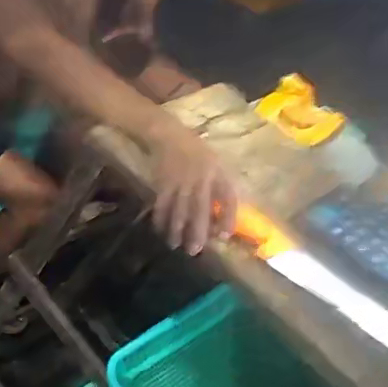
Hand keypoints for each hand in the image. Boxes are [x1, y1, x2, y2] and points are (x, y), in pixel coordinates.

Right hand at [148, 125, 237, 255]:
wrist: (169, 135)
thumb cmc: (196, 150)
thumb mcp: (216, 163)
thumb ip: (220, 185)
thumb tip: (221, 214)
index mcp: (218, 173)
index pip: (228, 198)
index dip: (228, 217)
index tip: (224, 236)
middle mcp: (201, 179)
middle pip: (200, 209)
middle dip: (197, 230)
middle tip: (194, 251)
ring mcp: (180, 181)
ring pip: (178, 210)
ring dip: (176, 229)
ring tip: (174, 245)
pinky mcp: (163, 182)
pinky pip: (162, 204)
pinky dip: (160, 218)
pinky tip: (159, 230)